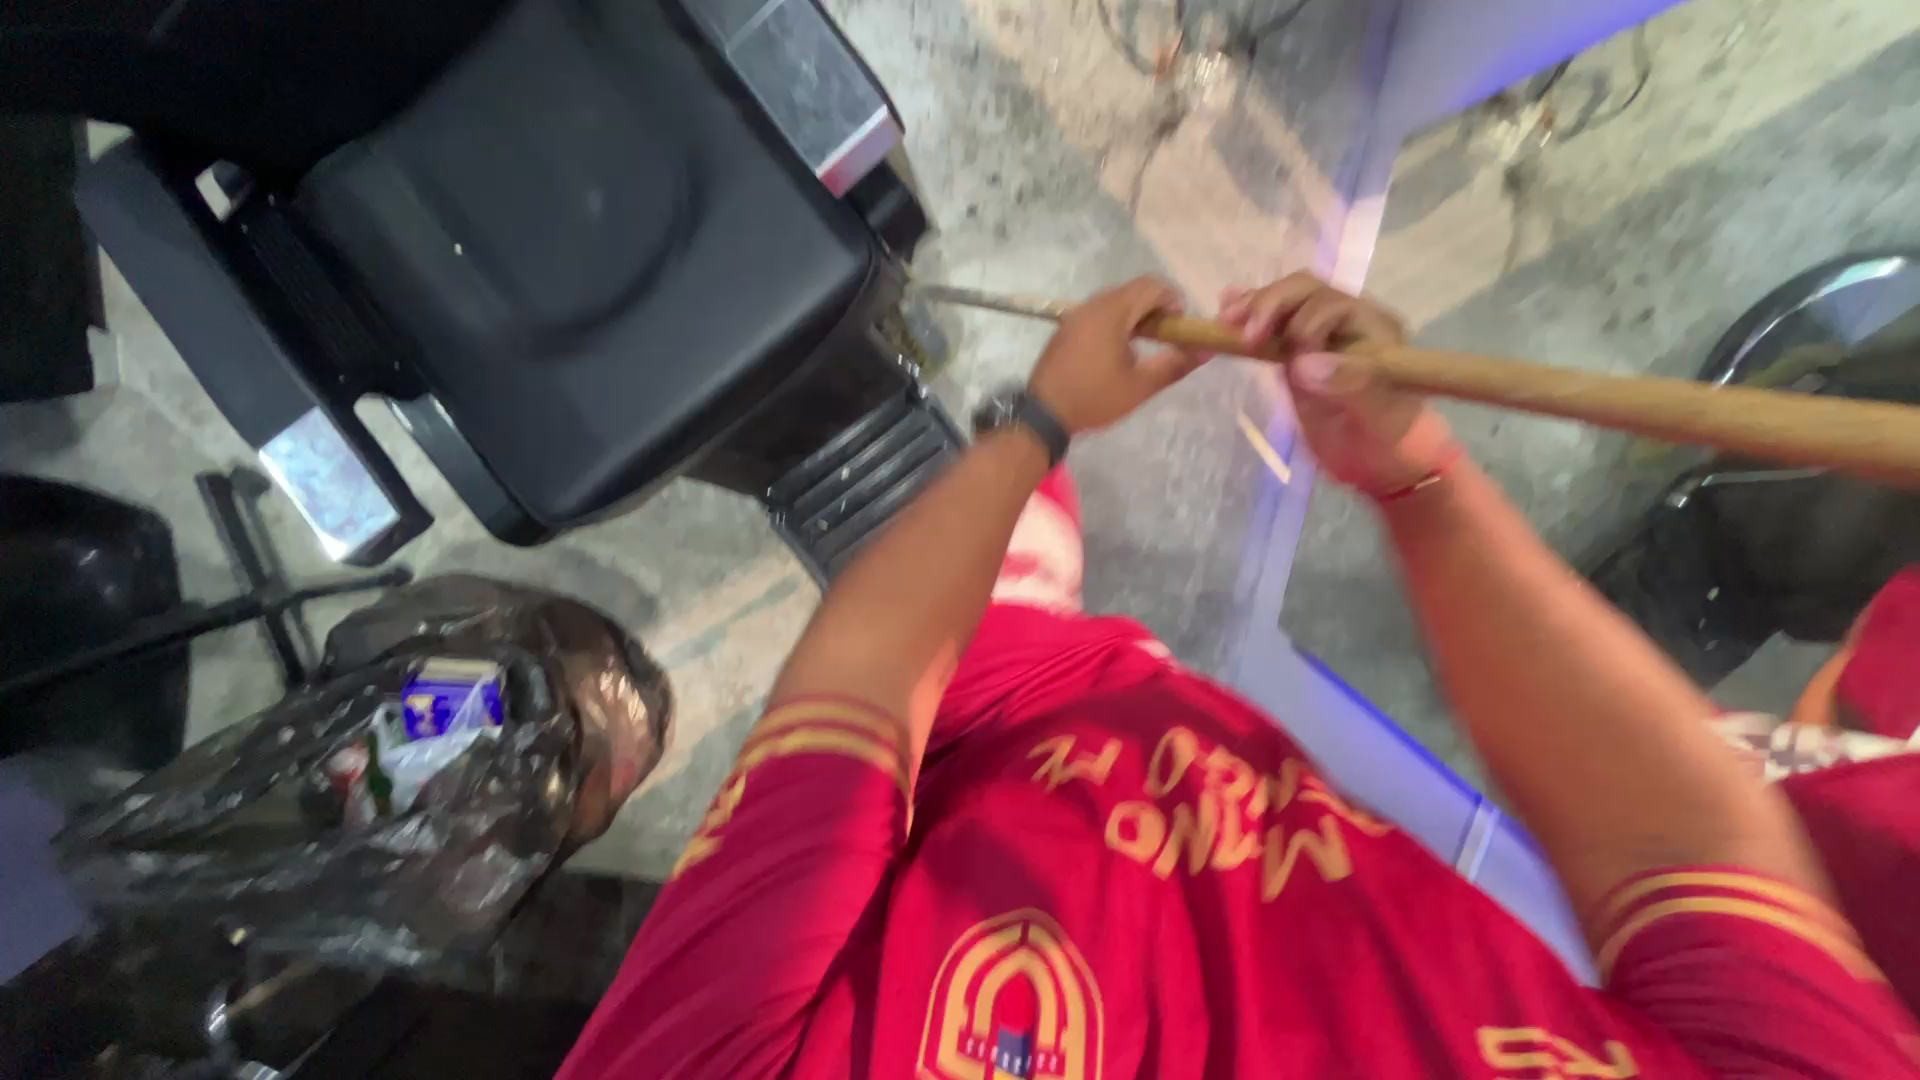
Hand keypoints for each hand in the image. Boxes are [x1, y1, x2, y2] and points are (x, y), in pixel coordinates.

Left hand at [1027, 276, 1207, 434]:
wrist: (1043, 415)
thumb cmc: (1094, 399)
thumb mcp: (1140, 386)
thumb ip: (1175, 364)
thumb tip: (1206, 351)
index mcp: (1111, 312)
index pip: (1152, 285)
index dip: (1173, 301)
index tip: (1179, 328)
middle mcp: (1092, 305)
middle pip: (1133, 291)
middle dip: (1155, 309)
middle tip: (1164, 339)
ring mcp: (1075, 315)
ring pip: (1114, 302)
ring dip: (1134, 317)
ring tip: (1142, 347)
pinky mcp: (1065, 329)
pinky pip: (1097, 314)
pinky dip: (1114, 323)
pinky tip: (1116, 353)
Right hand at [1219, 272, 1457, 496]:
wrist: (1378, 461)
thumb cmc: (1384, 441)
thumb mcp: (1377, 417)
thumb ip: (1351, 384)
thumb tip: (1300, 362)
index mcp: (1375, 329)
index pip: (1333, 303)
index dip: (1304, 322)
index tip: (1288, 360)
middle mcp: (1348, 321)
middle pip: (1306, 292)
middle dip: (1271, 305)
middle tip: (1242, 333)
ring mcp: (1319, 333)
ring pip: (1287, 301)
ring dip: (1255, 305)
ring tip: (1225, 321)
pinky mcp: (1296, 349)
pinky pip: (1276, 321)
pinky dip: (1251, 310)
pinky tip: (1227, 308)